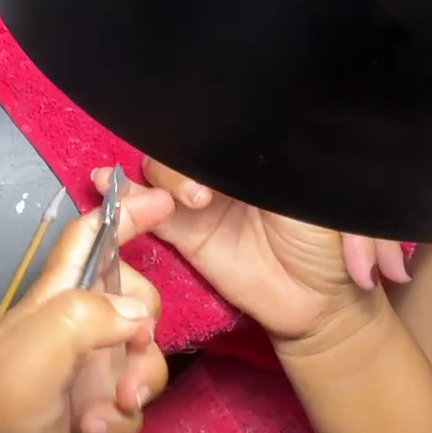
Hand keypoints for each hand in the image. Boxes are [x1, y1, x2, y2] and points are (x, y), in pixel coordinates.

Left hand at [0, 191, 170, 432]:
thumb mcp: (33, 352)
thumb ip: (87, 319)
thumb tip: (138, 316)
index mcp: (52, 297)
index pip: (91, 237)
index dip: (125, 214)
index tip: (165, 202)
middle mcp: (68, 326)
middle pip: (131, 300)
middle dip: (146, 326)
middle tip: (130, 359)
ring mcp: (76, 371)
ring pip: (137, 357)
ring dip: (137, 382)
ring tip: (106, 411)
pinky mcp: (80, 412)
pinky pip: (125, 405)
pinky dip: (122, 419)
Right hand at [96, 159, 406, 352]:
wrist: (321, 304)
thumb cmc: (327, 245)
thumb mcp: (313, 195)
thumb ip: (274, 167)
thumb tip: (243, 146)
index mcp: (250, 155)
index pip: (214, 128)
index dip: (201, 132)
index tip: (208, 164)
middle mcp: (219, 171)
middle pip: (180, 146)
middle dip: (178, 163)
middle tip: (199, 194)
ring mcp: (195, 200)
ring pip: (158, 174)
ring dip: (155, 179)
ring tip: (180, 202)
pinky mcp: (180, 232)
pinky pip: (145, 211)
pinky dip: (122, 198)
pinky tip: (105, 186)